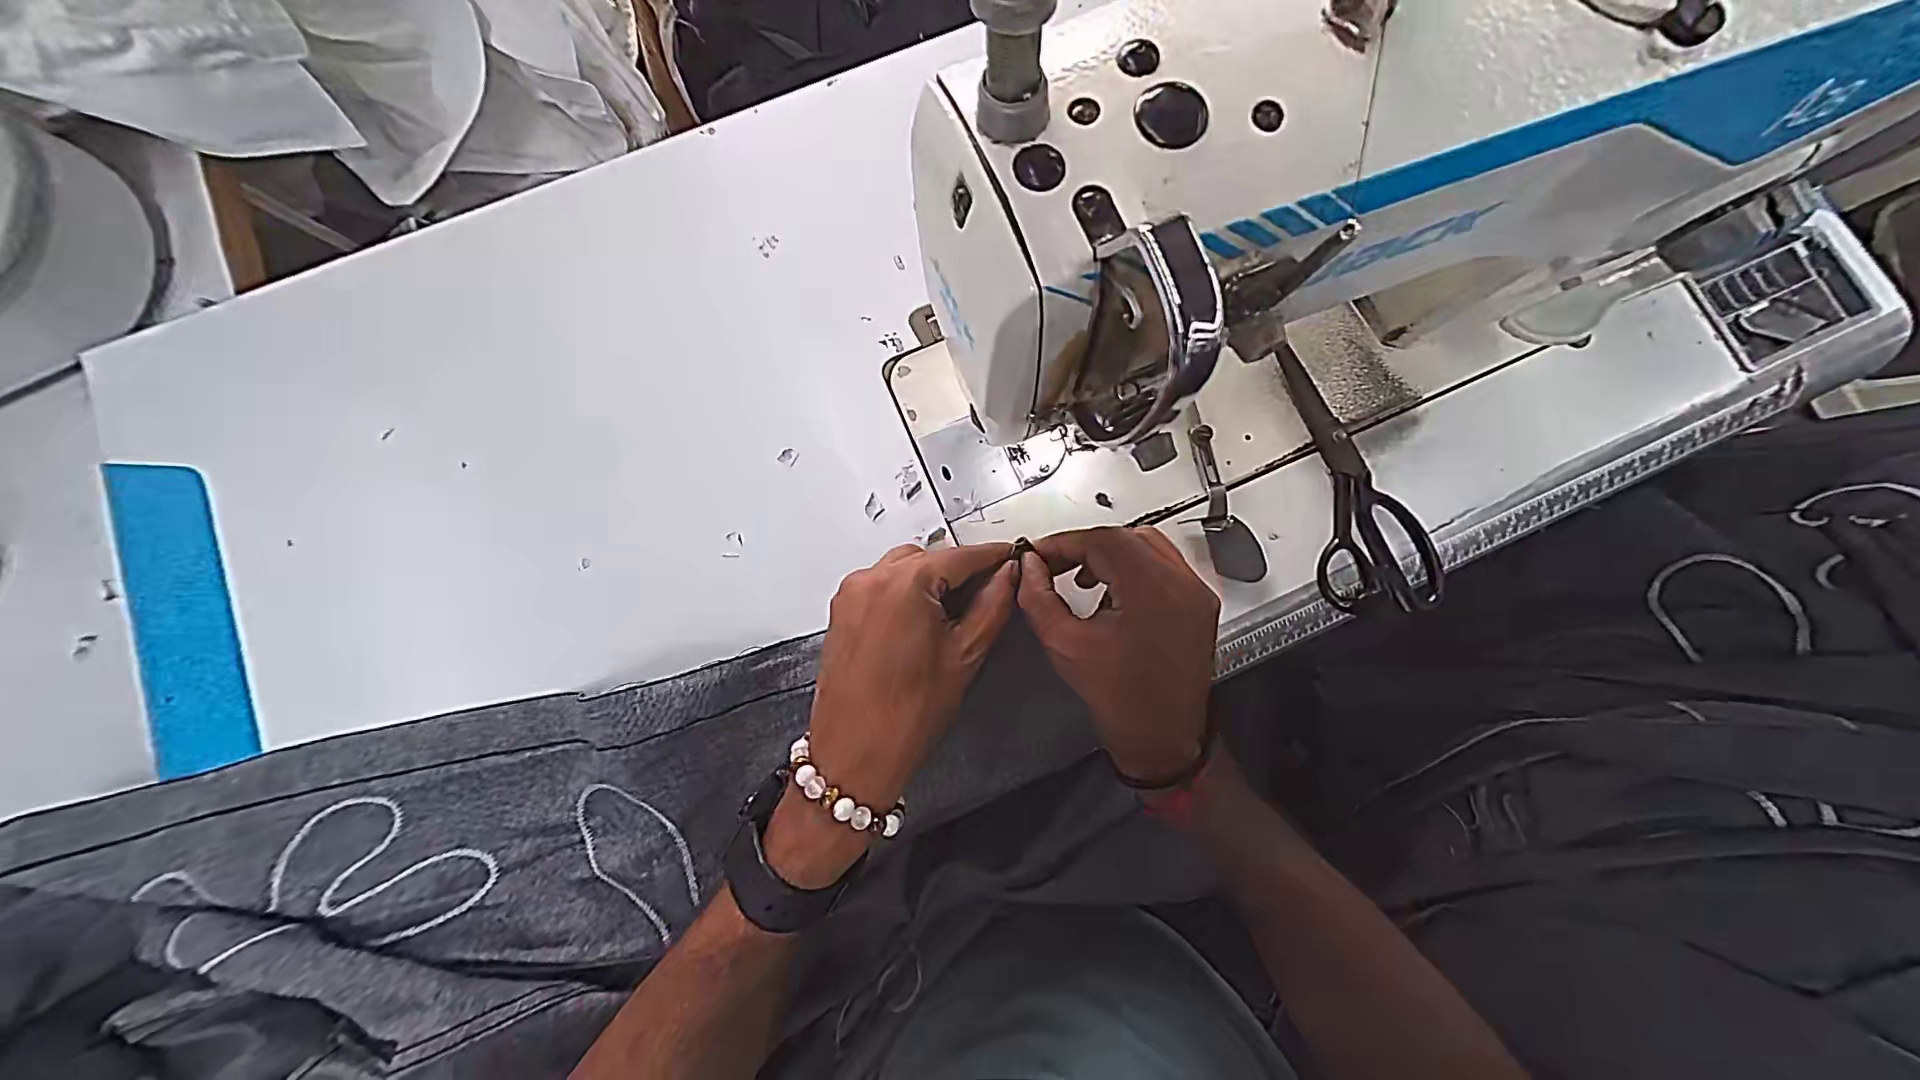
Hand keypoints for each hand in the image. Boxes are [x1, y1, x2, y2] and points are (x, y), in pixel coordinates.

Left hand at [764, 541, 1018, 886]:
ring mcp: (852, 595)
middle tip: (990, 590)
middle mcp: (871, 581)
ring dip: (931, 580)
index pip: (960, 555)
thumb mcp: (965, 655)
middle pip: (930, 557)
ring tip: (955, 614)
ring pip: (903, 567)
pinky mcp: (842, 611)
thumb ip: (993, 605)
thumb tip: (1005, 577)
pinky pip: (881, 585)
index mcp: (904, 586)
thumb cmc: (901, 717)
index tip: (1008, 557)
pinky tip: (924, 621)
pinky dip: (905, 592)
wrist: (854, 753)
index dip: (992, 556)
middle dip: (960, 570)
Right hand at [1018, 527, 1219, 780]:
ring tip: (1079, 576)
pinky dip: (1132, 566)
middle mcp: (1181, 586)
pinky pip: (1163, 566)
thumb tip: (1031, 567)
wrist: (1161, 737)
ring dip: (1108, 553)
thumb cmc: (1123, 703)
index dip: (1063, 543)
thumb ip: (1039, 598)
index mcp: (1152, 592)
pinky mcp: (1198, 604)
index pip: (1102, 541)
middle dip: (1083, 546)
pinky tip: (1110, 589)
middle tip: (1053, 562)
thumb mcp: (1065, 644)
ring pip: (1145, 545)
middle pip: (1124, 538)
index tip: (1041, 553)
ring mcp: (1194, 594)